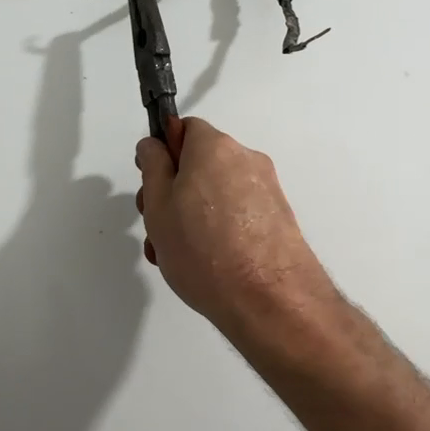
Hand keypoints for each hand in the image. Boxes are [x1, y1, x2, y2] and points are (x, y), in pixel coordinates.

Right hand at [136, 117, 333, 337]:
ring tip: (175, 255)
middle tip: (155, 227)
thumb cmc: (202, 248)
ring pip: (215, 194)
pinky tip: (203, 265)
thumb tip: (154, 145)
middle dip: (172, 190)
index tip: (150, 184)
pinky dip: (217, 231)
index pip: (183, 129)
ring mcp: (267, 192)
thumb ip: (152, 167)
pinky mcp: (279, 221)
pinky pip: (236, 215)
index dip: (162, 152)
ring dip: (190, 216)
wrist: (271, 302)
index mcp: (215, 147)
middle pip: (199, 163)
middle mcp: (246, 160)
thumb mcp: (159, 205)